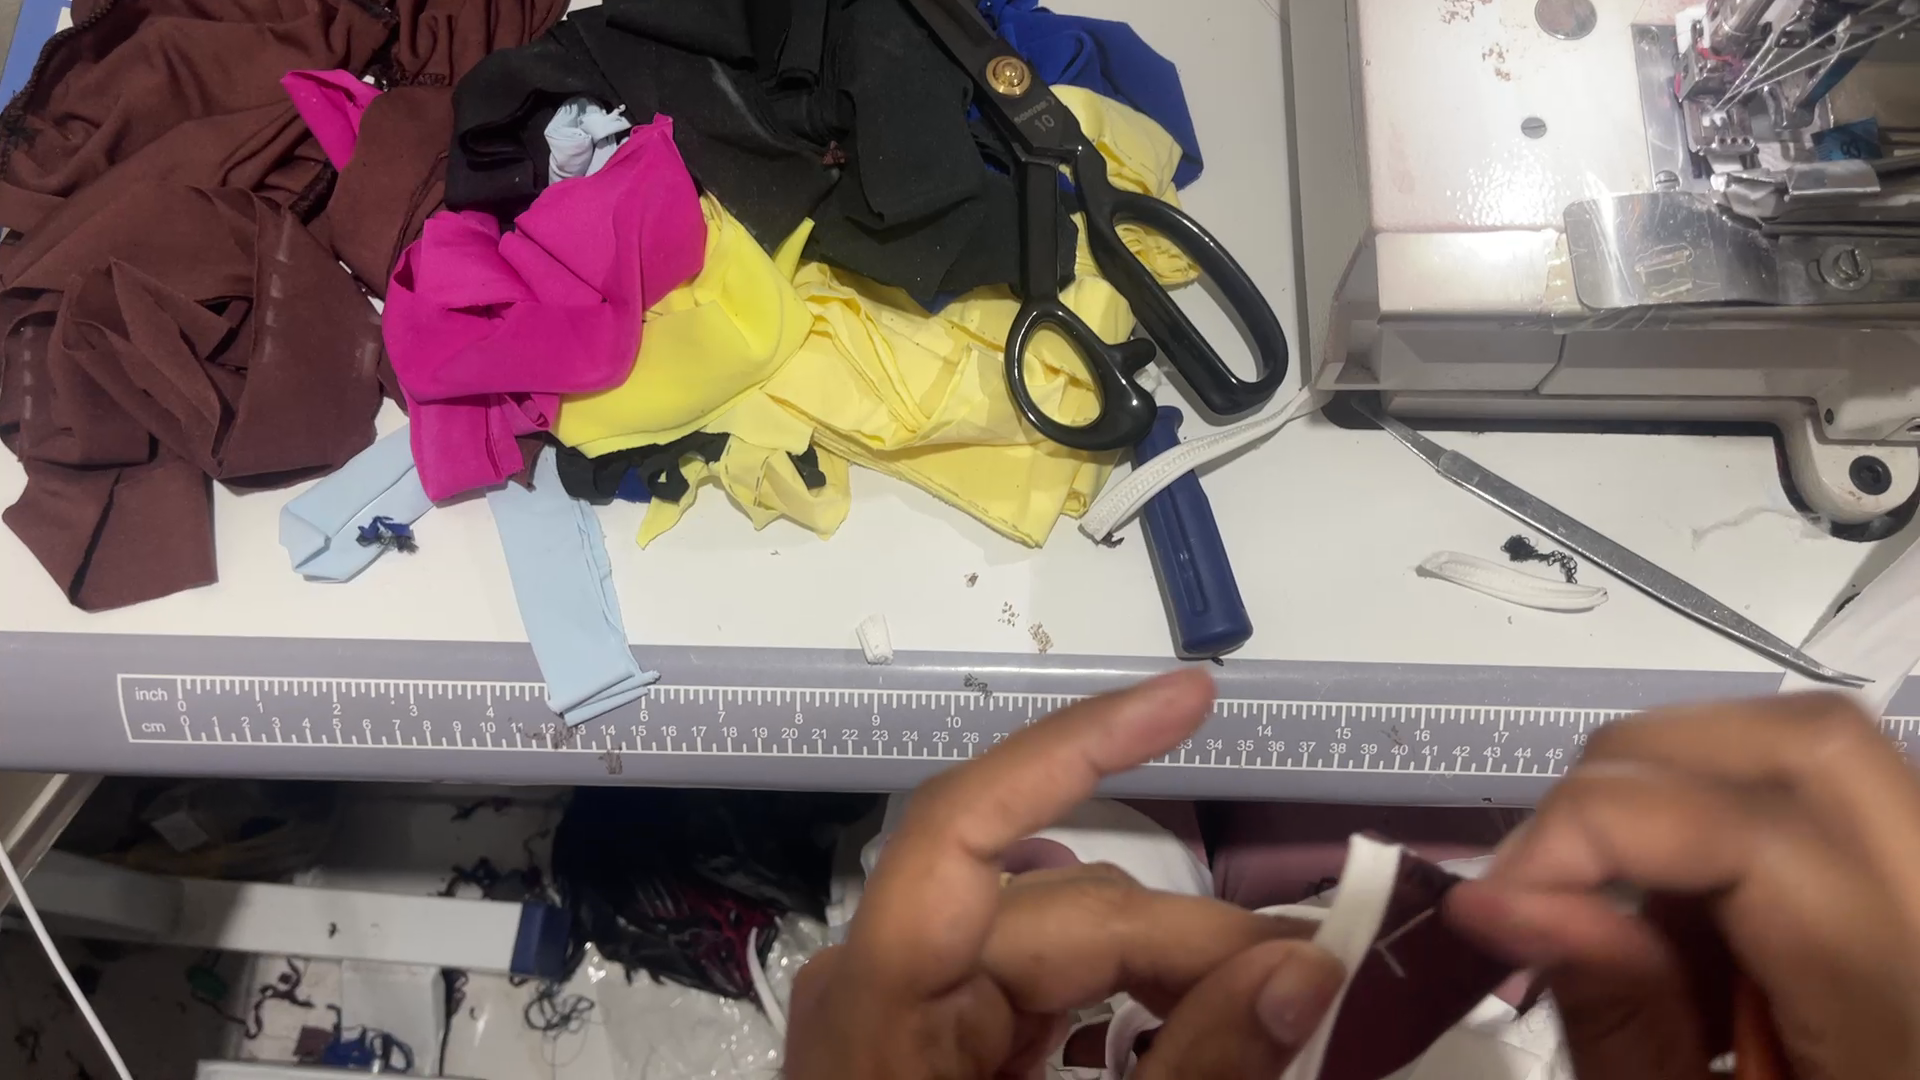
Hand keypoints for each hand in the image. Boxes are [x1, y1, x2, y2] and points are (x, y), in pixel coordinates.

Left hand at [783, 669, 1344, 1079]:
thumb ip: (1195, 1078)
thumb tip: (1296, 969)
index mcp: (881, 1003)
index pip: (968, 826)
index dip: (1078, 745)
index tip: (1191, 699)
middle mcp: (888, 971)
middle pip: (1062, 906)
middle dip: (1194, 937)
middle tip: (1321, 981)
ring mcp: (914, 997)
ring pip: (1067, 936)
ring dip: (1175, 967)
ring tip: (1278, 1000)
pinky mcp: (946, 1027)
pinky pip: (1053, 982)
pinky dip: (1134, 997)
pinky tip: (1199, 1017)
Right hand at [1446, 693, 1919, 1079]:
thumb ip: (1617, 1023)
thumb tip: (1496, 900)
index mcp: (1917, 1015)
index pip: (1754, 836)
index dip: (1594, 828)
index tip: (1501, 892)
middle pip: (1800, 746)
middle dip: (1629, 771)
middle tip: (1556, 862)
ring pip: (1798, 749)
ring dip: (1659, 785)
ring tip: (1613, 884)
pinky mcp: (1901, 892)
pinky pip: (1794, 795)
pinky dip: (1694, 819)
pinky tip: (1675, 914)